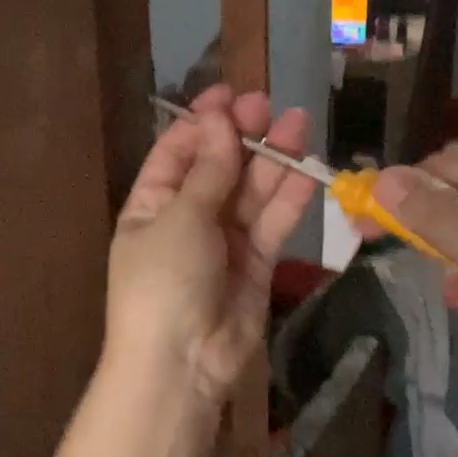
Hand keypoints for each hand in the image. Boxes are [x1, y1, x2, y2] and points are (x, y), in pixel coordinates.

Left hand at [105, 87, 320, 406]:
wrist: (181, 362)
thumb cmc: (163, 282)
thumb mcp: (179, 219)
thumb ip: (208, 173)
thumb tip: (218, 121)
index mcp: (150, 205)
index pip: (175, 154)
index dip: (201, 124)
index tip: (228, 94)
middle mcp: (185, 219)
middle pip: (217, 168)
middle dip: (240, 137)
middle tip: (267, 106)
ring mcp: (222, 242)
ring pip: (250, 192)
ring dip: (271, 160)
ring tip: (296, 122)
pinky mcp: (255, 264)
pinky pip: (272, 223)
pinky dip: (289, 198)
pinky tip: (307, 168)